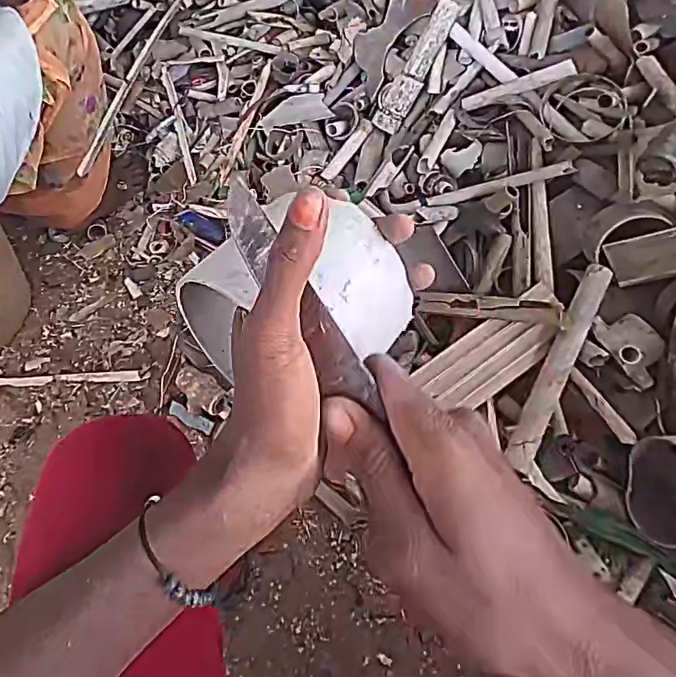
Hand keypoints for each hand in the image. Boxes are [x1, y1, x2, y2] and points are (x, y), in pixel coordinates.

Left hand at [209, 192, 435, 534]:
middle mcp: (296, 311)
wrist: (275, 470)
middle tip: (397, 230)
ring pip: (356, 289)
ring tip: (410, 260)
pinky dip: (388, 309)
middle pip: (337, 260)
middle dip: (370, 241)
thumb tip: (305, 208)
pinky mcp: (341, 361)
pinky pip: (368, 324)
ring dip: (383, 271)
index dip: (332, 217)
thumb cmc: (264, 406)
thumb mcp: (276, 326)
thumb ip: (290, 266)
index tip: (359, 206)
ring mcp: (321, 336)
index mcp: (274, 296)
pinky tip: (403, 308)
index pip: (304, 239)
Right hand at [323, 358, 609, 676]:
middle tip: (371, 516)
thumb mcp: (408, 547)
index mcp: (439, 439)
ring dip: (391, 478)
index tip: (331, 443)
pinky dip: (415, 488)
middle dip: (366, 452)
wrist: (574, 638)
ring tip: (403, 537)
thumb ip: (371, 471)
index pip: (377, 376)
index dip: (345, 398)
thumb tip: (336, 410)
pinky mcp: (484, 465)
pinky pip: (428, 456)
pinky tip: (429, 537)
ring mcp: (477, 445)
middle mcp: (462, 427)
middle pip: (388, 411)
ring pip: (405, 438)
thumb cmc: (493, 607)